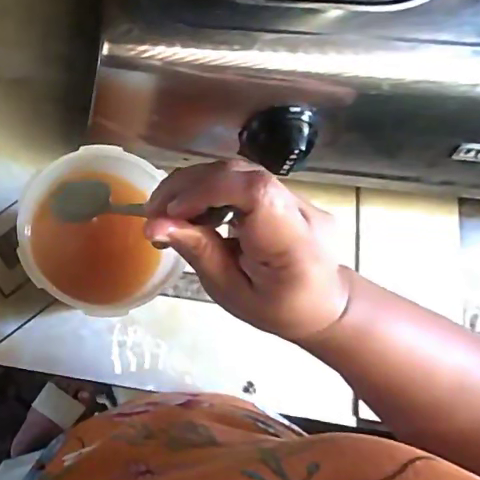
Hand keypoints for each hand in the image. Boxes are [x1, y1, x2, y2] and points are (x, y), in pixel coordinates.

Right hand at [142, 160, 351, 341]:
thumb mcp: (231, 292)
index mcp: (293, 243)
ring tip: (167, 214)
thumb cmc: (278, 309)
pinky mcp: (285, 192)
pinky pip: (241, 179)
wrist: (326, 304)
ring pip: (237, 171)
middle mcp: (300, 210)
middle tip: (154, 213)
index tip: (170, 213)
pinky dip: (208, 188)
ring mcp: (296, 196)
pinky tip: (194, 211)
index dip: (205, 190)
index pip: (255, 191)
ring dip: (193, 185)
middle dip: (188, 186)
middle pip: (239, 173)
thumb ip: (199, 252)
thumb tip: (154, 225)